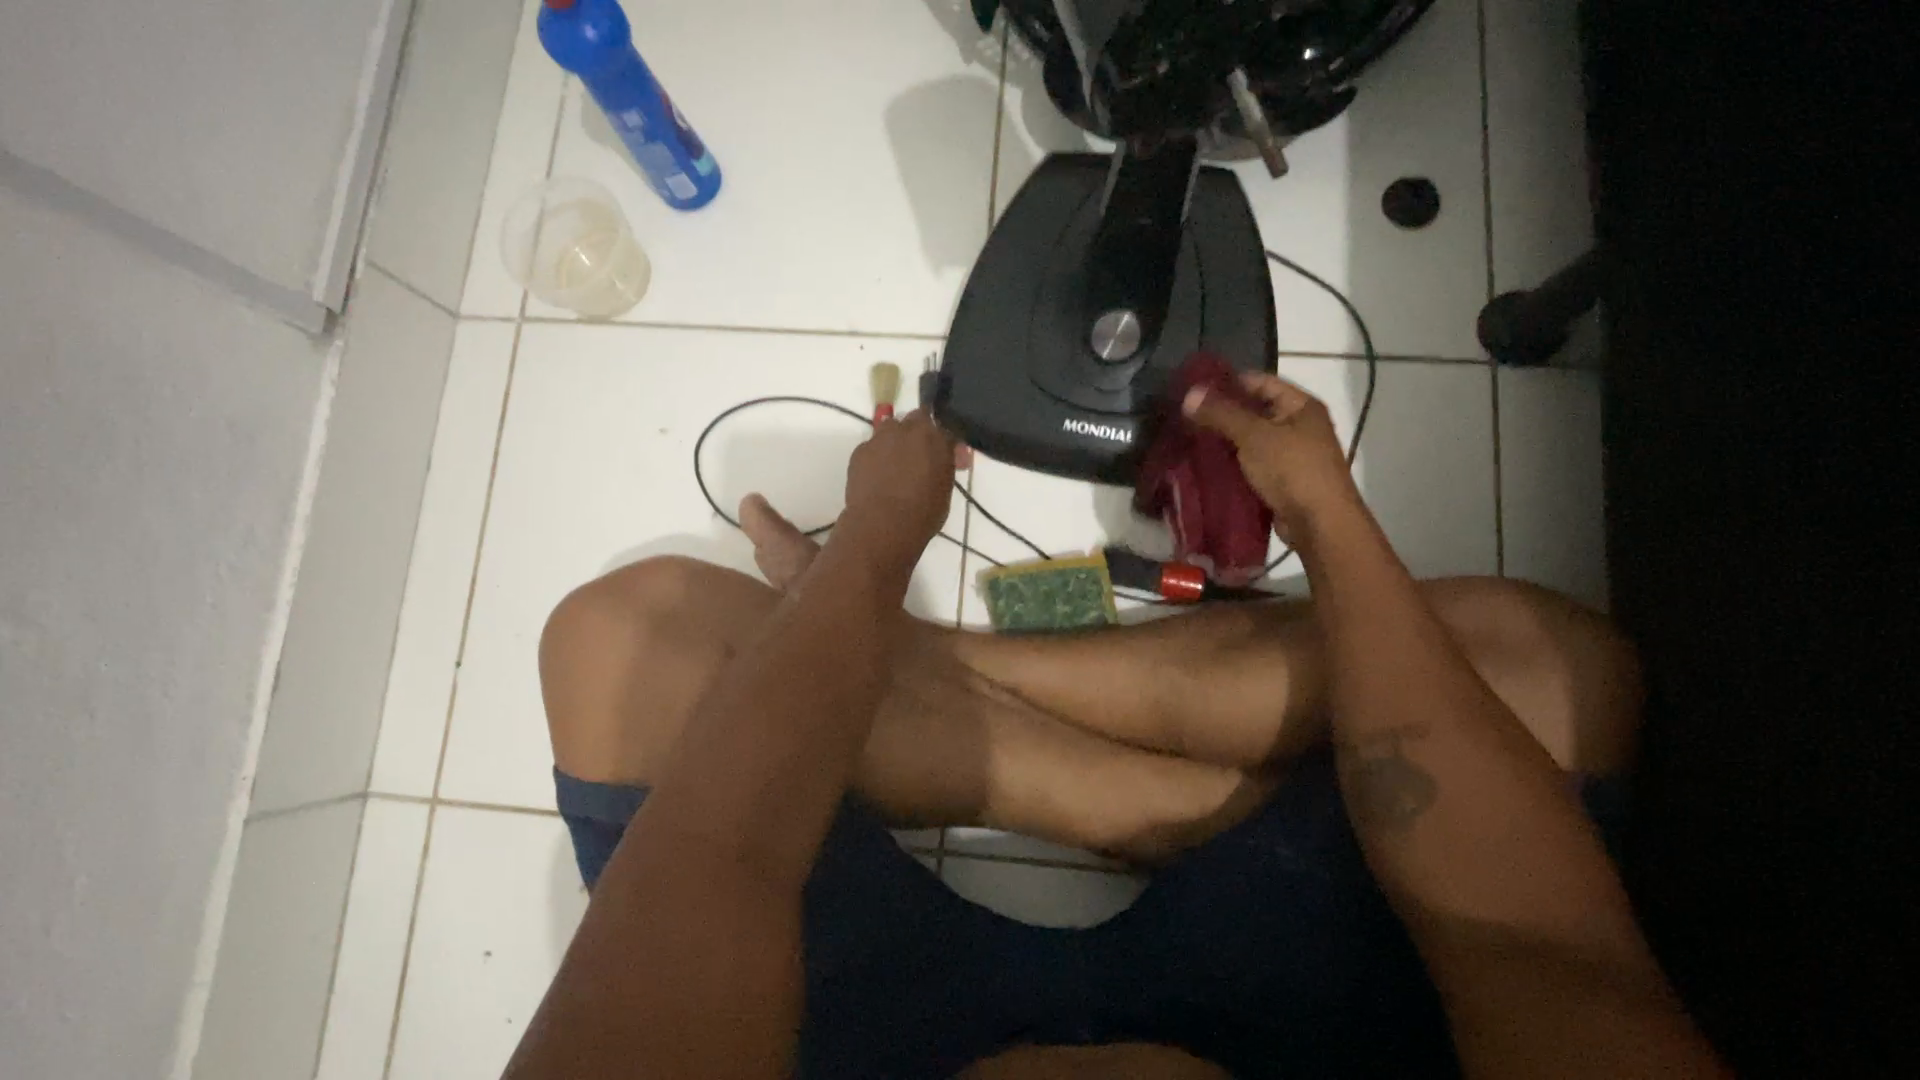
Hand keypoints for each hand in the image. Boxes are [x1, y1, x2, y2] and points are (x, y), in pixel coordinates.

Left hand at [841, 409, 956, 555]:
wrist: (883, 525)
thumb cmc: (923, 513)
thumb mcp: (945, 489)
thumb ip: (944, 465)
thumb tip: (943, 457)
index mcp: (937, 438)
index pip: (947, 426)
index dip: (945, 440)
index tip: (945, 453)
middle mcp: (910, 429)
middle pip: (917, 417)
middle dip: (919, 431)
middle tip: (919, 454)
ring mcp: (882, 437)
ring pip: (891, 426)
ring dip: (896, 438)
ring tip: (895, 463)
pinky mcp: (861, 450)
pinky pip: (872, 445)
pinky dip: (877, 455)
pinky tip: (877, 474)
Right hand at [1182, 374, 1363, 544]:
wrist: (1319, 523)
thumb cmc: (1292, 469)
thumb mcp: (1254, 435)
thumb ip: (1221, 413)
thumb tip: (1189, 394)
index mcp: (1300, 406)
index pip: (1260, 382)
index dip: (1229, 382)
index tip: (1194, 388)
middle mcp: (1297, 426)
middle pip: (1253, 412)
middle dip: (1221, 414)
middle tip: (1185, 415)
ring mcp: (1289, 455)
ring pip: (1249, 440)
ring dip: (1223, 441)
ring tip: (1188, 438)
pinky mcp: (1279, 481)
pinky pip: (1249, 464)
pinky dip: (1230, 464)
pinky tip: (1204, 464)